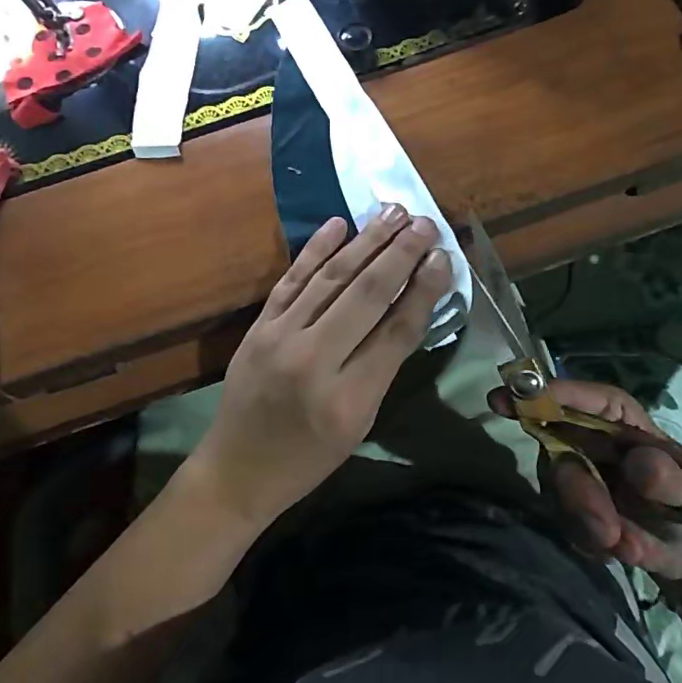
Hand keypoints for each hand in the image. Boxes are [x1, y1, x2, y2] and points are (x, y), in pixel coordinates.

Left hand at [186, 206, 453, 527]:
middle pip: (367, 294)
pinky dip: (315, 251)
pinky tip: (338, 225)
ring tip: (393, 213)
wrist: (237, 470)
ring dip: (365, 241)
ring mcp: (280, 338)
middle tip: (425, 222)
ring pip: (330, 278)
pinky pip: (291, 280)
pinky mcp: (258, 327)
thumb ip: (383, 367)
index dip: (425, 289)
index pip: (397, 331)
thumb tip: (411, 308)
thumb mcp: (359, 424)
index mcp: (350, 398)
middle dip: (400, 253)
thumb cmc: (308, 458)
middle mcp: (314, 360)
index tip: (444, 257)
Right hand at [488, 380, 681, 580]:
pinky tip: (618, 549)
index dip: (548, 393)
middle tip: (608, 532)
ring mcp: (573, 470)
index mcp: (620, 421)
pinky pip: (562, 518)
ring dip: (588, 522)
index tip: (513, 398)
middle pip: (557, 445)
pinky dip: (589, 540)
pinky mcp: (565, 503)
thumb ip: (667, 480)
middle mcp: (588, 438)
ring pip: (556, 487)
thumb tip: (640, 463)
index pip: (584, 398)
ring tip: (628, 547)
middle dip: (577, 490)